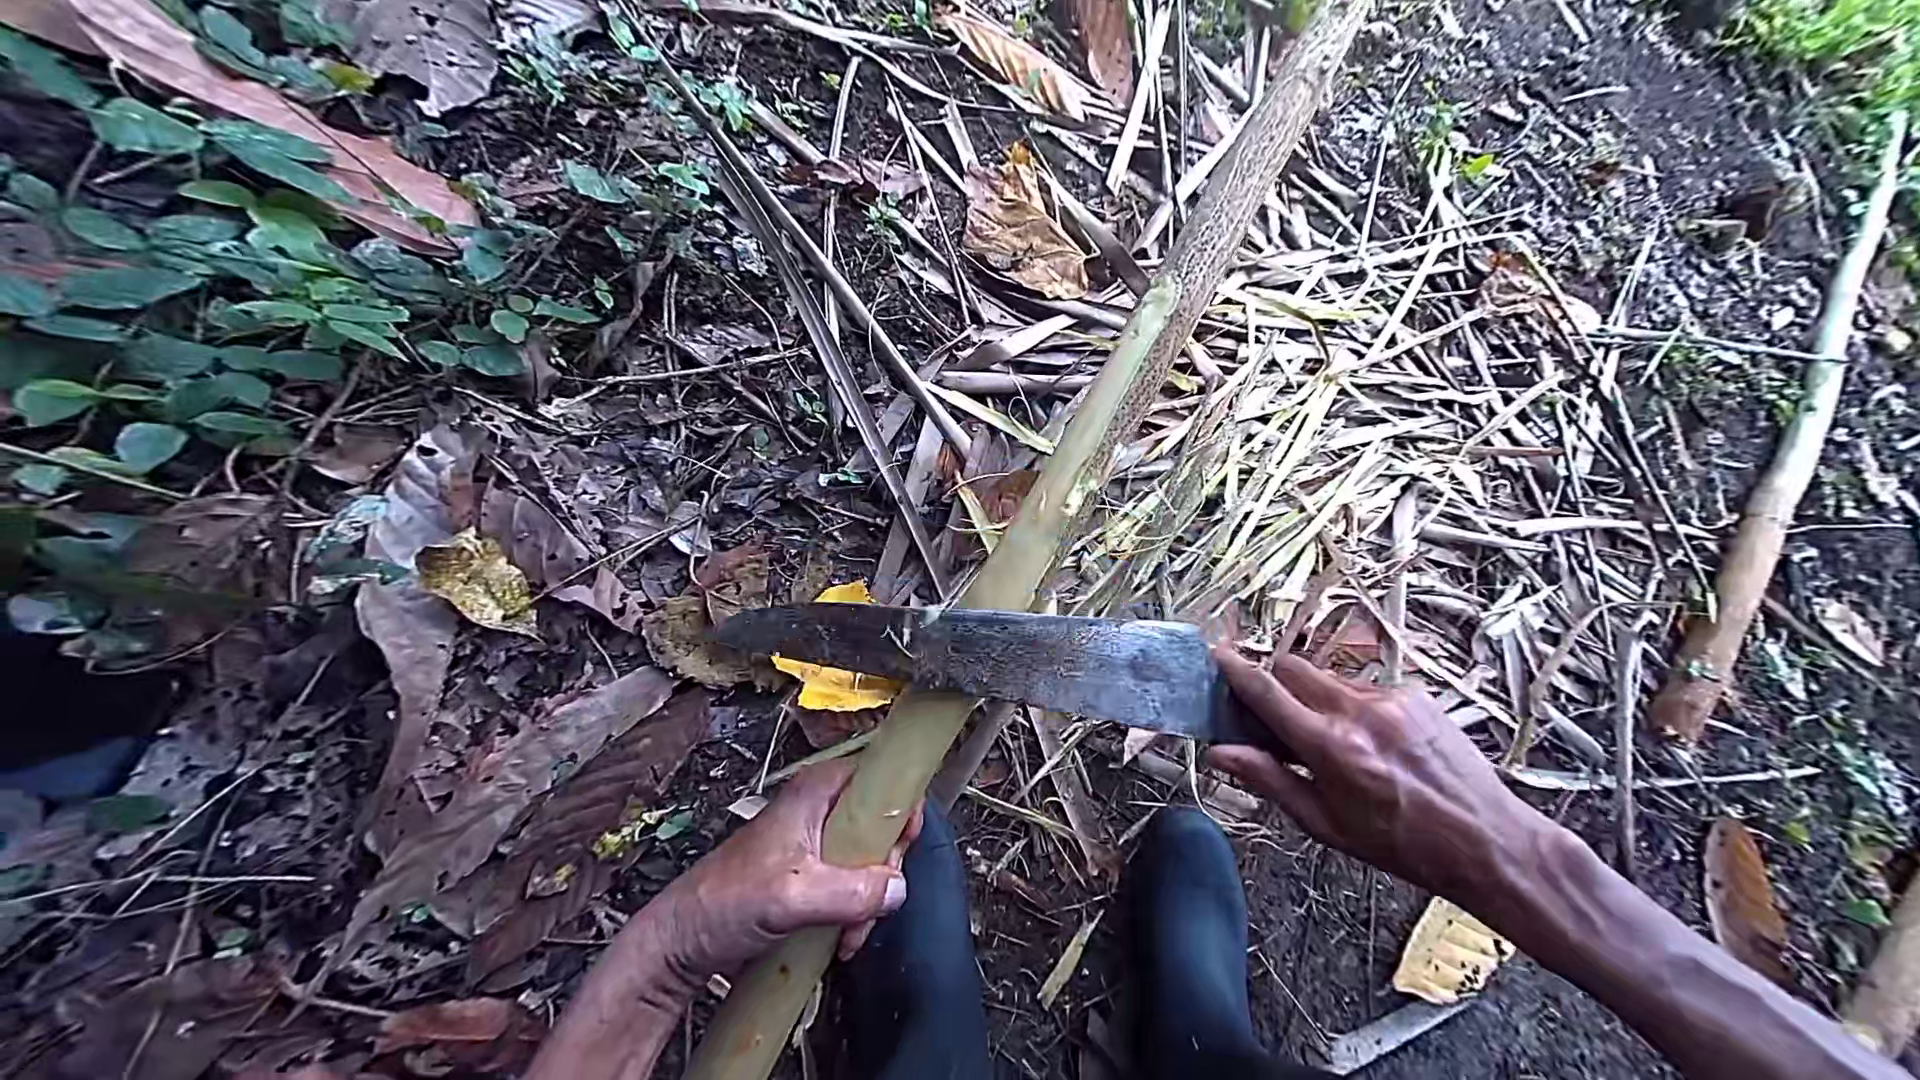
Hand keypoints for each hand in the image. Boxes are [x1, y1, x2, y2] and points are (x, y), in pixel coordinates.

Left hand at [651, 760, 921, 989]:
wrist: (685, 939)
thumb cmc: (725, 900)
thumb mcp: (793, 894)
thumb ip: (850, 890)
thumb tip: (897, 888)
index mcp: (818, 790)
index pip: (880, 777)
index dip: (899, 806)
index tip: (901, 844)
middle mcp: (822, 808)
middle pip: (882, 823)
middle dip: (883, 869)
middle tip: (870, 898)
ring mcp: (819, 841)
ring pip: (872, 858)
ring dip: (870, 899)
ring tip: (850, 930)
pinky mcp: (815, 872)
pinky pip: (855, 884)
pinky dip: (856, 910)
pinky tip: (841, 936)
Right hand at [1206, 647, 1547, 904]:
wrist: (1491, 843)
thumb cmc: (1403, 844)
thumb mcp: (1324, 823)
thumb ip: (1268, 779)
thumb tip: (1221, 753)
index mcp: (1330, 747)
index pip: (1267, 691)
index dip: (1236, 669)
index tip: (1218, 655)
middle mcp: (1358, 713)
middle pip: (1292, 668)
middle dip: (1276, 683)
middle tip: (1278, 713)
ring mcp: (1390, 699)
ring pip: (1327, 677)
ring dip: (1316, 697)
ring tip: (1335, 737)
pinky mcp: (1415, 695)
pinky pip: (1364, 686)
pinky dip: (1353, 705)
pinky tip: (1372, 738)